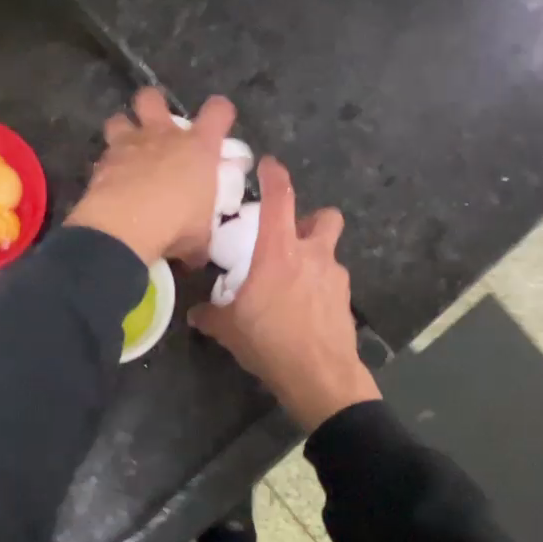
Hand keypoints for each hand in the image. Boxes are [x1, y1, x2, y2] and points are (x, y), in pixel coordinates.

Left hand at [65, 89, 235, 265]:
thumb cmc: (176, 226)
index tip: (219, 126)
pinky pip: (103, 156)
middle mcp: (162, 136)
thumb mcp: (200, 237)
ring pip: (119, 119)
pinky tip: (111, 184)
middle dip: (153, 106)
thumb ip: (201, 237)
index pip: (217, 111)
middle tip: (157, 129)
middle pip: (153, 98)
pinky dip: (107, 167)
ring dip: (122, 131)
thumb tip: (197, 254)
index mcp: (198, 147)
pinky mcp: (102, 164)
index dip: (220, 114)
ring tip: (127, 151)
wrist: (125, 228)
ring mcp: (128, 146)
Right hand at [189, 157, 380, 431]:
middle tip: (290, 238)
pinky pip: (331, 284)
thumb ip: (211, 315)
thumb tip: (196, 313)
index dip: (275, 175)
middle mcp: (312, 254)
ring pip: (329, 252)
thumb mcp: (229, 329)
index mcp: (278, 250)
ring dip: (314, 258)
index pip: (281, 198)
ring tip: (293, 283)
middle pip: (324, 216)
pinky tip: (303, 312)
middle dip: (311, 220)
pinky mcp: (345, 301)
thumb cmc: (269, 342)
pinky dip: (319, 289)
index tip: (269, 166)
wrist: (318, 375)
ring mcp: (334, 277)